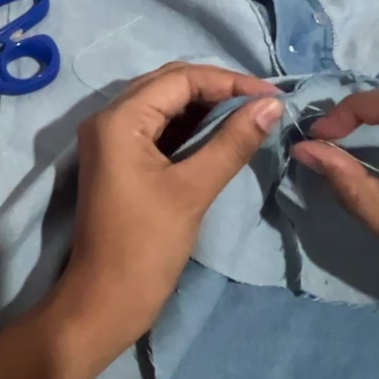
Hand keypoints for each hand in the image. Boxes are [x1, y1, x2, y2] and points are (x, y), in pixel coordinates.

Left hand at [56, 63, 282, 358]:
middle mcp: (108, 118)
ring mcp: (110, 138)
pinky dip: (189, 128)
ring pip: (164, 105)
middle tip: (264, 105)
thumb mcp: (193, 189)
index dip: (228, 82)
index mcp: (118, 118)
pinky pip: (157, 128)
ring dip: (205, 108)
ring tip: (251, 117)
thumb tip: (271, 106)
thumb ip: (232, 142)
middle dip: (217, 90)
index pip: (179, 79)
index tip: (272, 97)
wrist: (105, 300)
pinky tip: (222, 135)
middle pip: (169, 85)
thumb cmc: (146, 245)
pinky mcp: (118, 159)